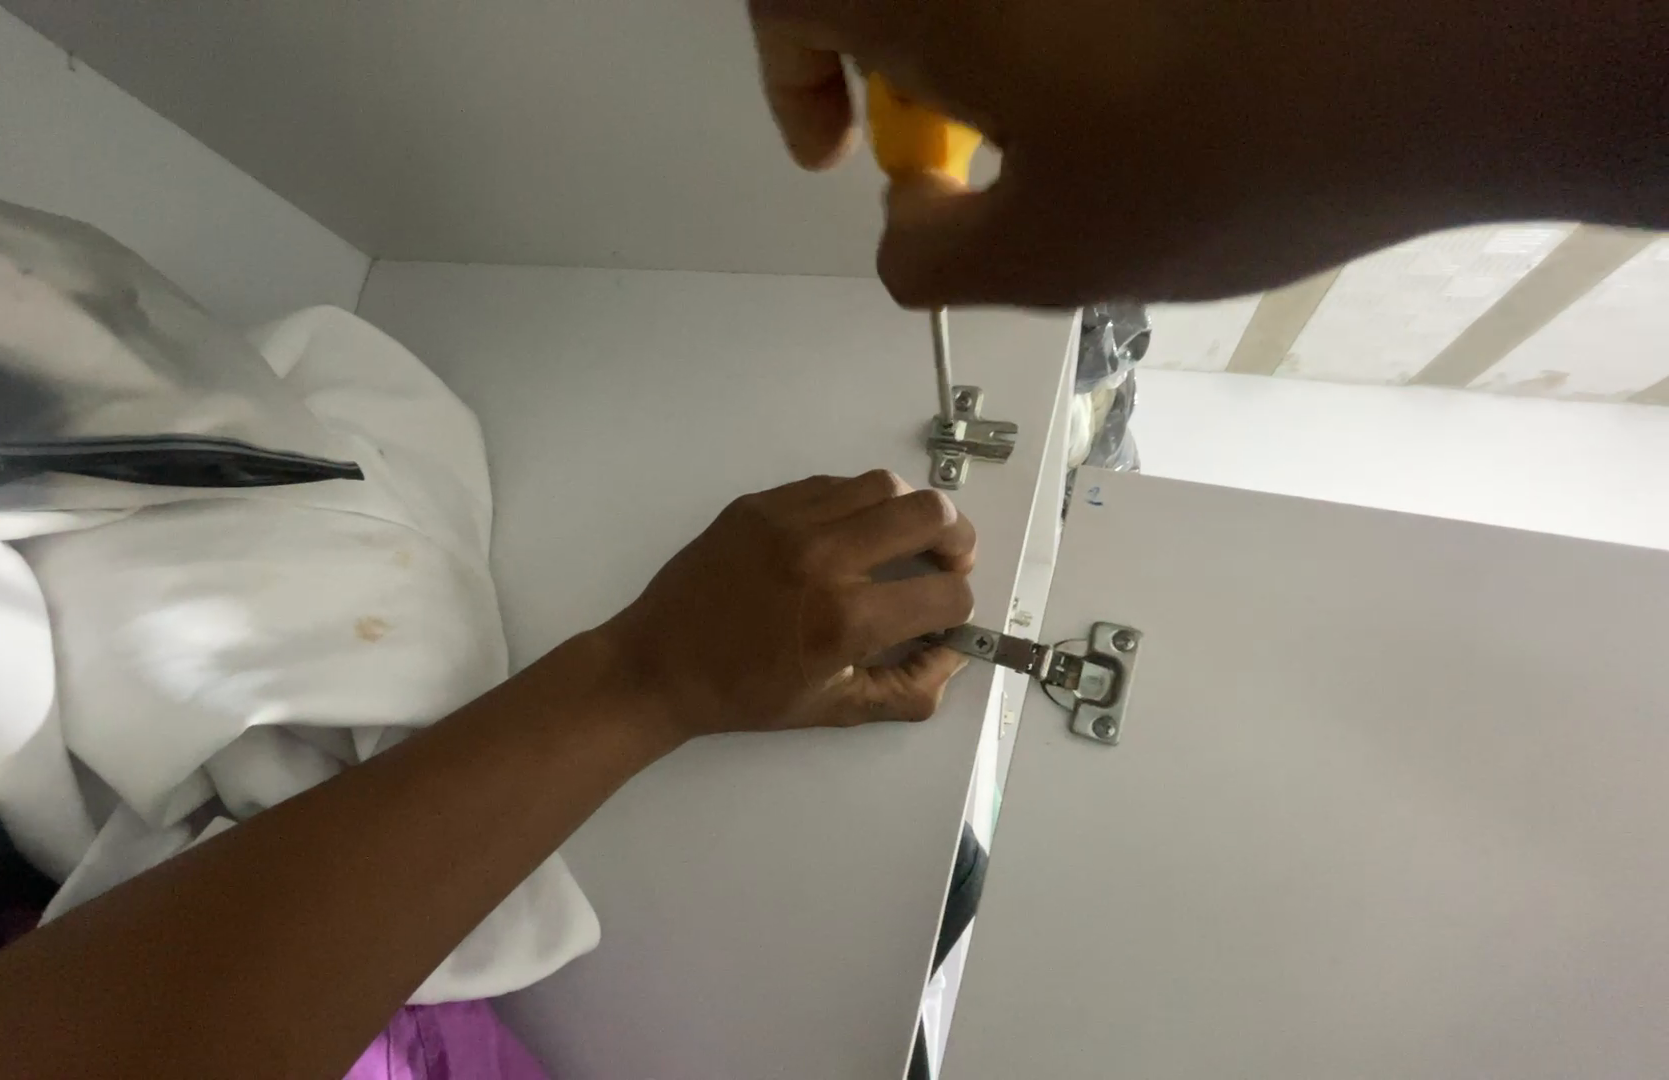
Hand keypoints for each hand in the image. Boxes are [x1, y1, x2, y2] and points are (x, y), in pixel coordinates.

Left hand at [601, 471, 976, 741]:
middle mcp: (823, 556)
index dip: (957, 609)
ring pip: (884, 485)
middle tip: (945, 562)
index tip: (941, 617)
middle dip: (957, 541)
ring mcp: (788, 520)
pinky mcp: (759, 503)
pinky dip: (855, 504)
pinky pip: (831, 484)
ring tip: (897, 542)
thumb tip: (955, 649)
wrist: (660, 663)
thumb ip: (910, 688)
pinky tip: (844, 533)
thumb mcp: (835, 708)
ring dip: (908, 513)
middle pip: (932, 514)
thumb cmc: (746, 694)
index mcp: (845, 618)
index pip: (948, 593)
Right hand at [750, 0, 1666, 307]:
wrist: (1492, 31)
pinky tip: (1110, 66)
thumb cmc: (1232, 160)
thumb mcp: (1043, 258)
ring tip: (1042, 119)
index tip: (841, 154)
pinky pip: (1048, 7)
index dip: (790, 77)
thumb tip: (907, 220)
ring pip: (973, 3)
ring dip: (969, 48)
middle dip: (887, 62)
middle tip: (951, 147)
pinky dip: (1042, 31)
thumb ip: (923, 261)